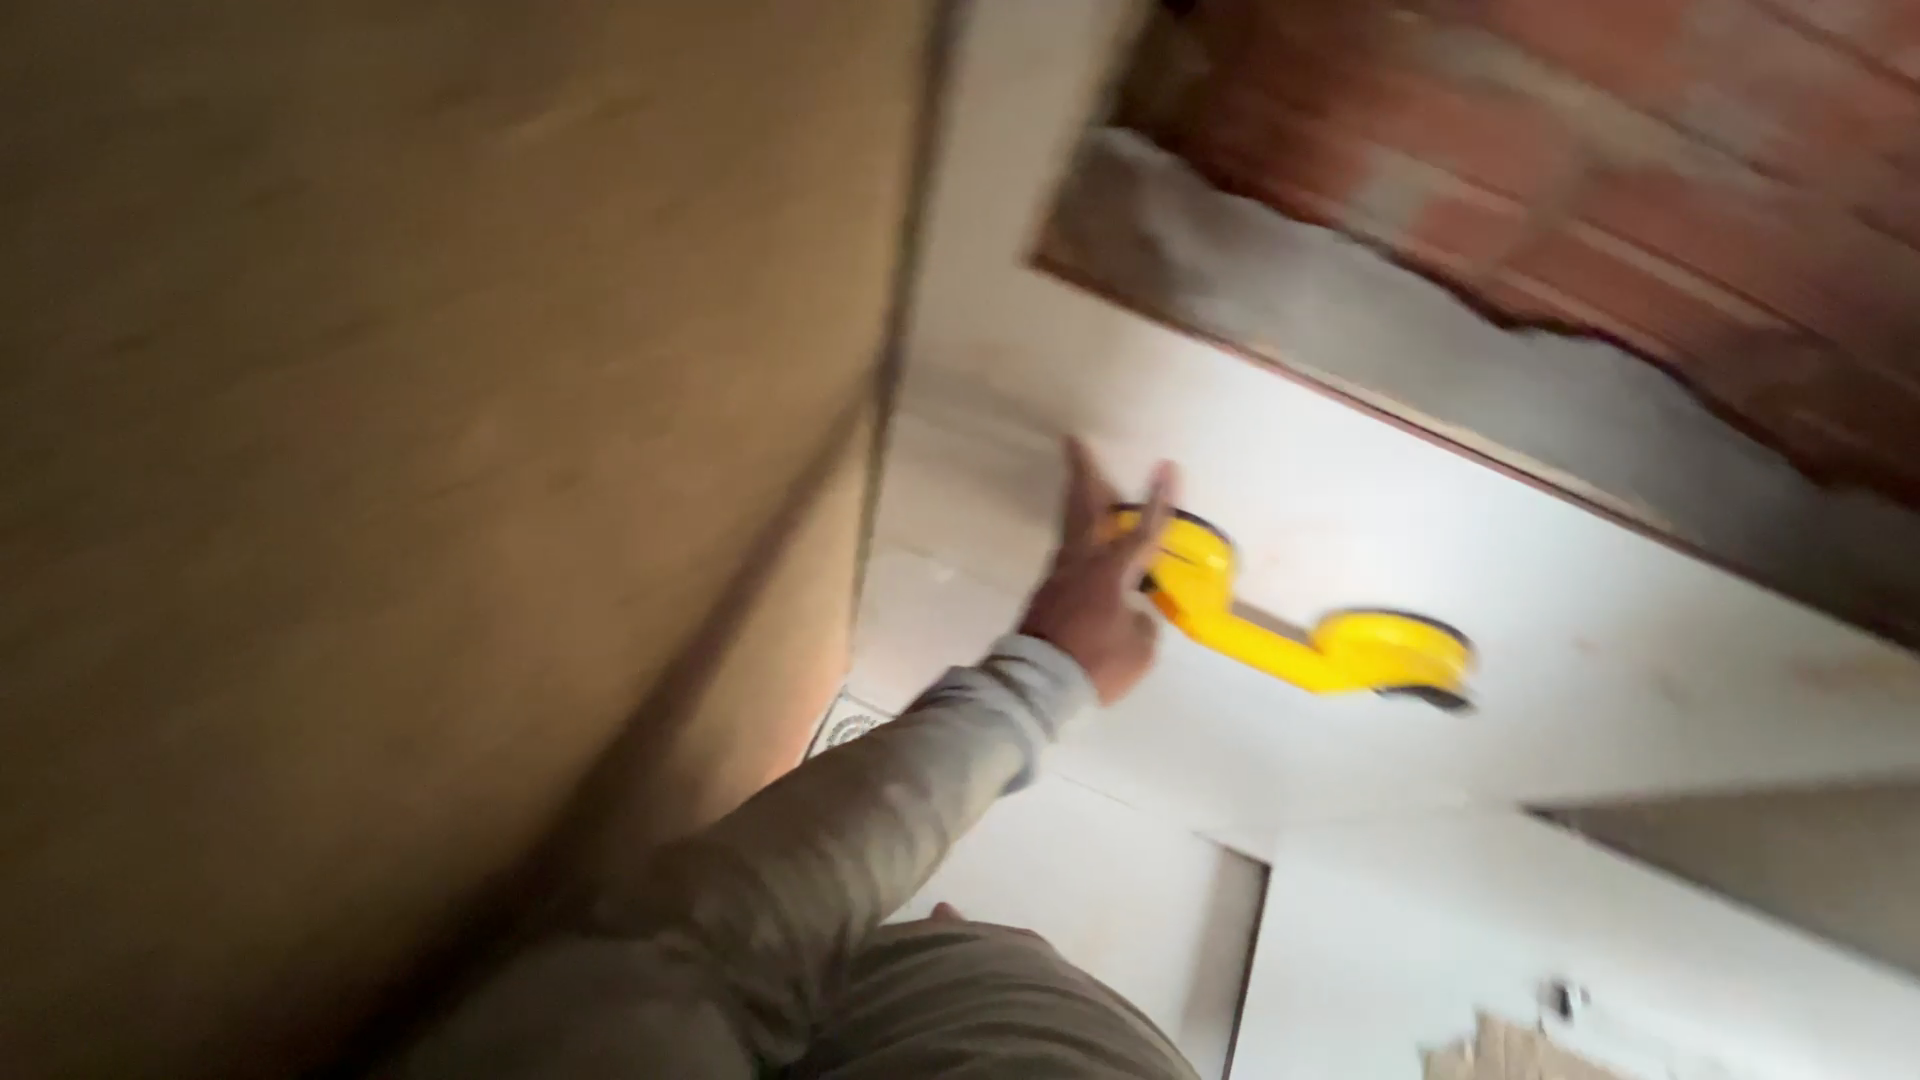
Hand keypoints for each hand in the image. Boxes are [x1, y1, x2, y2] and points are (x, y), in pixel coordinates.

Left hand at [1017, 438, 1179, 705]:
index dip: (1160, 501)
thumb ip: (1142, 622)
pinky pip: (1066, 552)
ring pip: (1070, 527)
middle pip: (1085, 510)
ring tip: (1080, 478)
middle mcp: (1081, 564)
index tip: (1168, 465)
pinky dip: (1075, 533)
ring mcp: (1058, 576)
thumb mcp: (1139, 650)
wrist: (1036, 685)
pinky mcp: (1045, 592)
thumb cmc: (1095, 665)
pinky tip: (1081, 535)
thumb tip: (1132, 611)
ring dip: (1077, 500)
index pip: (1144, 532)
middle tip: (1073, 441)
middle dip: (1083, 473)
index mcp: (1110, 574)